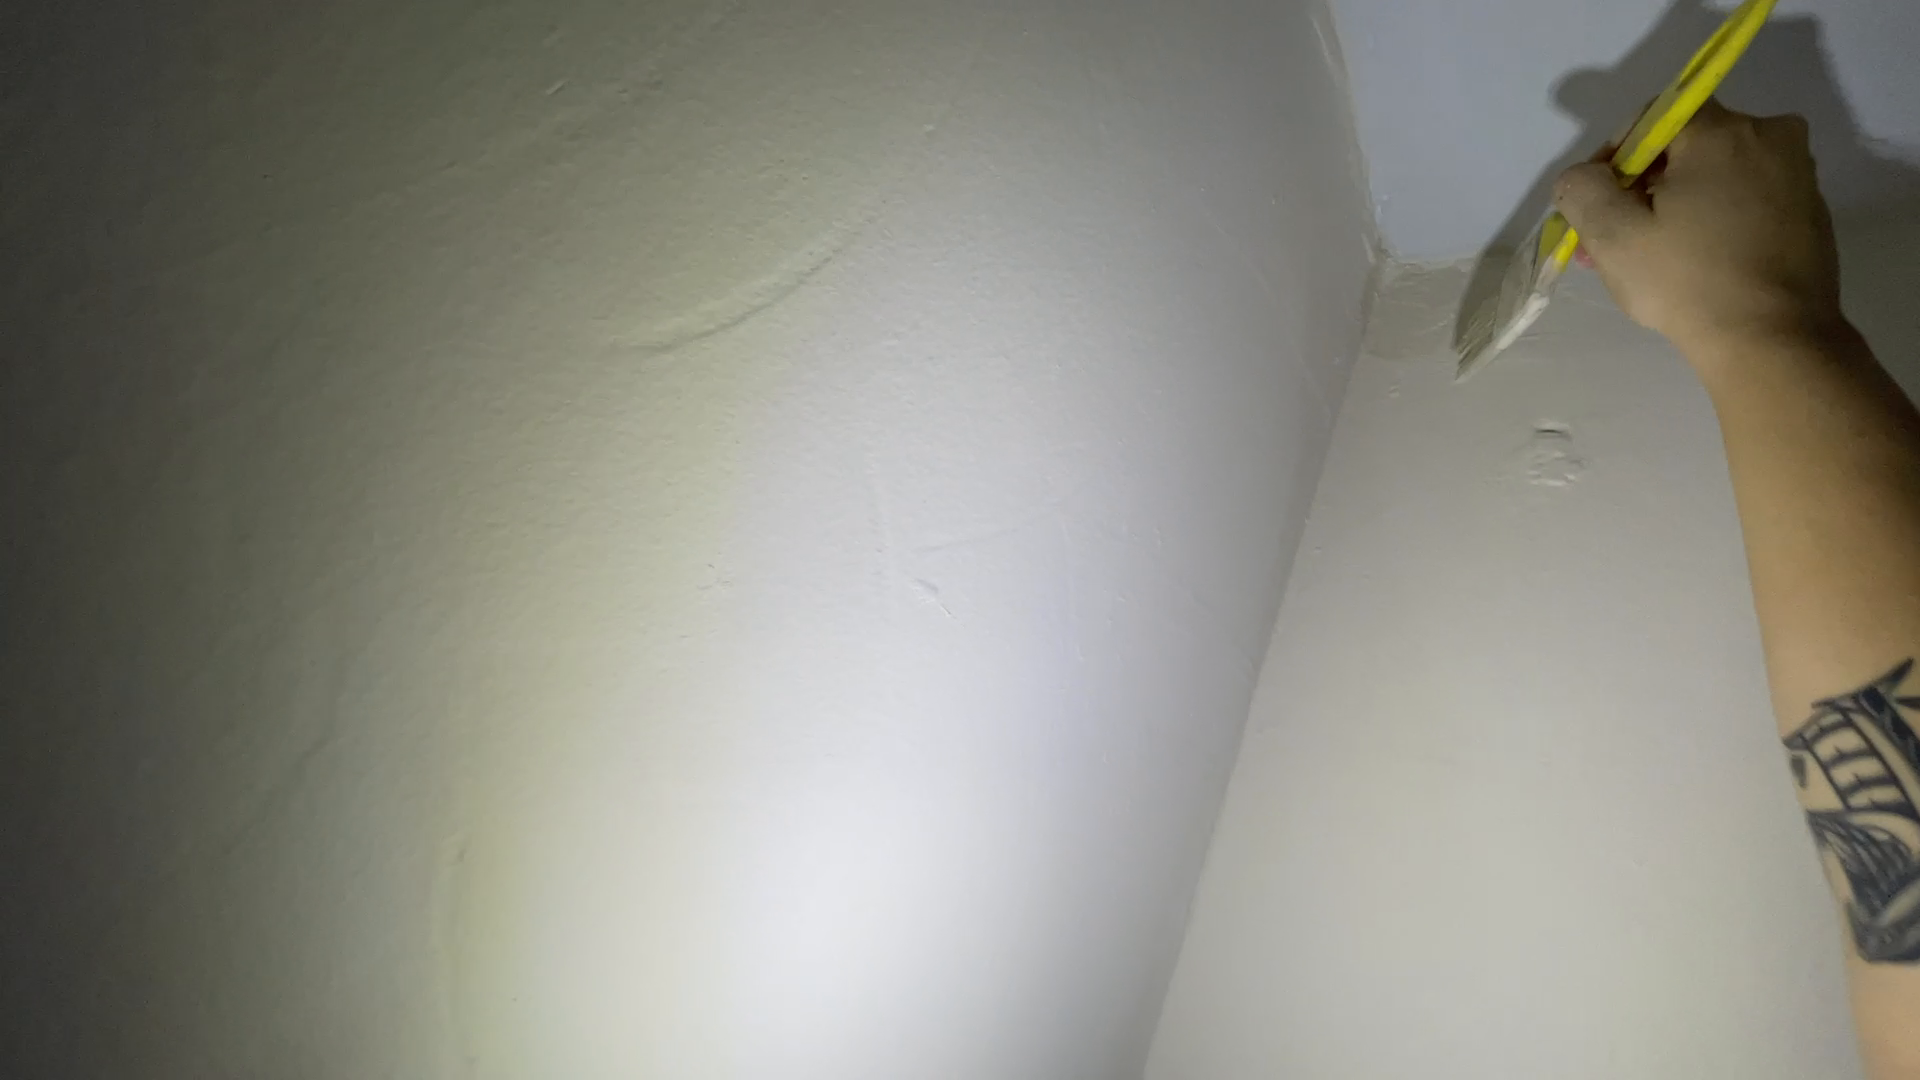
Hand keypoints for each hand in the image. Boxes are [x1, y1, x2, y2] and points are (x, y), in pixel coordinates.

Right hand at [1555, 100, 1844, 363]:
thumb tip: (1578, 175)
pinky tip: (1678, 258)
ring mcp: (1793, 170)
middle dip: (1635, 185)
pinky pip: (1736, 194)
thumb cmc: (1682, 277)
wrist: (1767, 329)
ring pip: (1707, 173)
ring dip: (1663, 204)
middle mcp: (1769, 136)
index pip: (1656, 114)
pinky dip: (1699, 216)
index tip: (1594, 199)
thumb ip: (1583, 191)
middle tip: (1604, 237)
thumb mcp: (1611, 235)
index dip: (1614, 152)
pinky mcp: (1801, 204)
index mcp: (1722, 135)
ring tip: (1634, 255)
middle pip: (1682, 145)